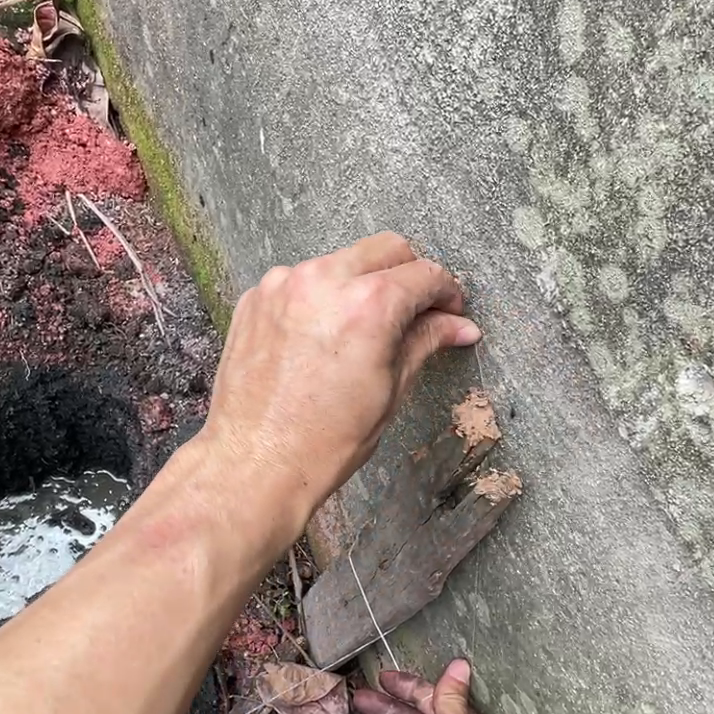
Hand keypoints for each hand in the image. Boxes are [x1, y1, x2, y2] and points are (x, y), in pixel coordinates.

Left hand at [199, 233, 479, 519]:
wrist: (255, 464)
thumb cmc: (324, 440)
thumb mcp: (390, 391)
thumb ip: (424, 342)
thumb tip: (459, 326)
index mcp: (366, 305)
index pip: (424, 275)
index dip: (447, 293)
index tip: (451, 310)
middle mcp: (322, 281)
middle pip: (385, 250)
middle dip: (409, 274)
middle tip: (417, 312)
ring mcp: (283, 285)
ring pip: (341, 261)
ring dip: (363, 282)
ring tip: (365, 329)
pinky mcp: (256, 298)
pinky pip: (303, 280)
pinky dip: (323, 296)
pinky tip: (324, 336)